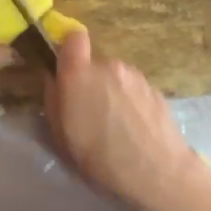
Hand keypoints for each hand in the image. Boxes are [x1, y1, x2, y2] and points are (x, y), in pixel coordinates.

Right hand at [45, 30, 210, 210]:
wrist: (157, 172)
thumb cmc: (100, 159)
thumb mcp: (61, 138)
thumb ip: (53, 102)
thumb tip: (54, 80)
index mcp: (79, 75)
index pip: (73, 38)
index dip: (69, 51)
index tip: (66, 73)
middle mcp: (108, 66)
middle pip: (94, 65)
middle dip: (90, 83)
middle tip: (90, 115)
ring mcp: (135, 76)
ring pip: (115, 78)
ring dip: (112, 94)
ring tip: (116, 126)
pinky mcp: (155, 89)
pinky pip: (133, 90)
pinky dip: (131, 103)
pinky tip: (134, 129)